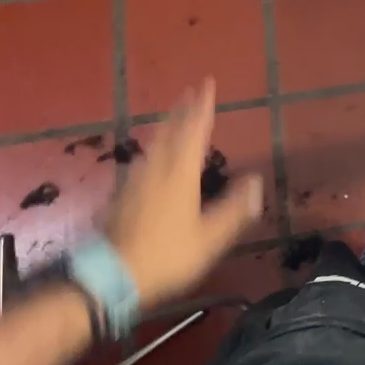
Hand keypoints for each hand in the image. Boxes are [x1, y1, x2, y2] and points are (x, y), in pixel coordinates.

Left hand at [103, 80, 265, 307]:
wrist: (109, 279)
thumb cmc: (166, 256)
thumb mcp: (209, 238)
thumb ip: (234, 209)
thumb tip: (255, 181)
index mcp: (179, 175)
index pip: (193, 132)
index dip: (201, 108)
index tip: (206, 85)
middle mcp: (156, 171)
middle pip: (169, 133)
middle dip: (182, 111)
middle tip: (190, 92)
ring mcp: (135, 183)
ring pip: (154, 146)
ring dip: (166, 127)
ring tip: (174, 118)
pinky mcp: (122, 198)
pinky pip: (143, 162)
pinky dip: (154, 150)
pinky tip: (152, 157)